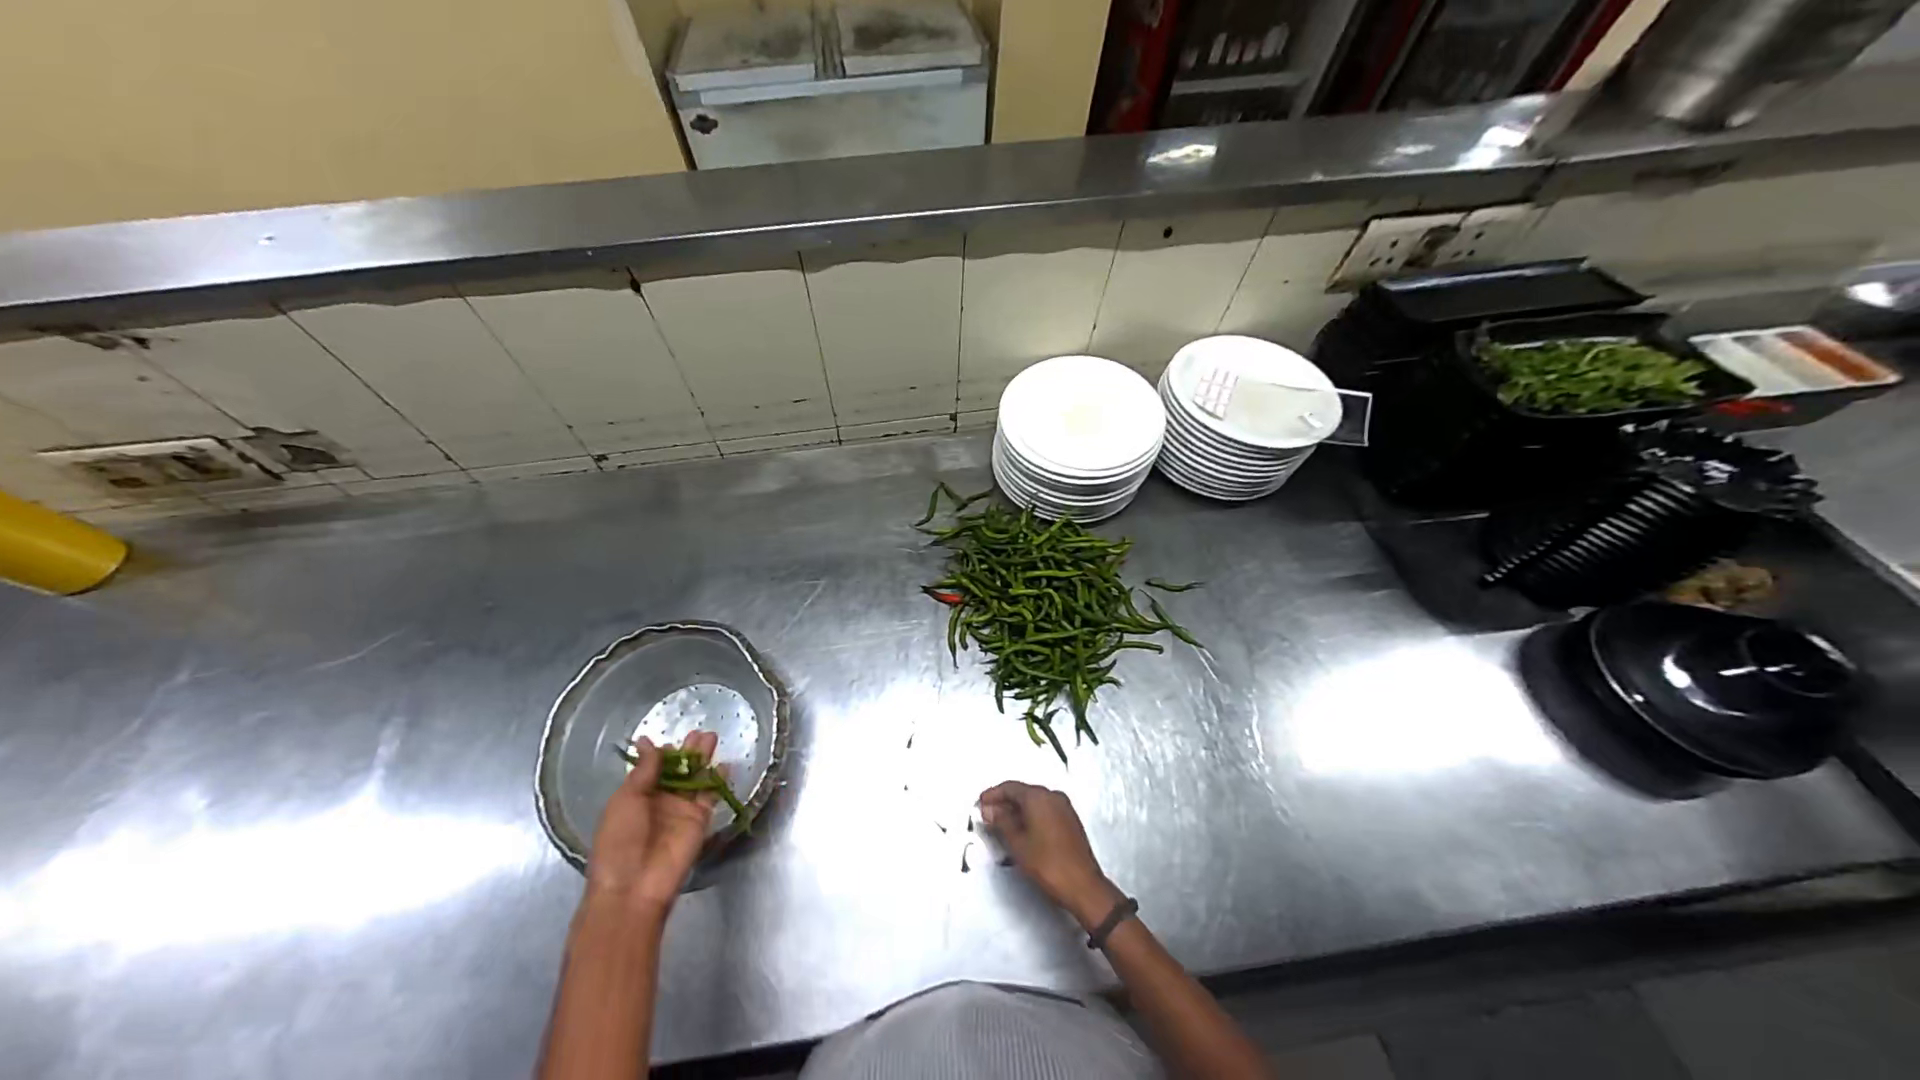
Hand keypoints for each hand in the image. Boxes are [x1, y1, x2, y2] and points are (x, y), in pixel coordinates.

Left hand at [585, 732, 717, 919]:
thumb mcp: (626, 799)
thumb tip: (647, 741)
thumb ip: (644, 770)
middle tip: (700, 731)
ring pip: (695, 778)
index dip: (662, 754)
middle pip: (678, 770)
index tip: (671, 741)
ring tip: (711, 737)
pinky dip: (718, 780)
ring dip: (703, 759)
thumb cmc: (620, 840)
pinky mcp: (700, 820)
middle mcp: (660, 801)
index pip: (653, 769)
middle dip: (688, 751)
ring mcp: (681, 810)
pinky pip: (710, 796)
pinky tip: (724, 764)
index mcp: (636, 796)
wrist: (635, 885)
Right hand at [979, 781, 1125, 929]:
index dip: (993, 794)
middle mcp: (1053, 796)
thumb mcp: (1017, 843)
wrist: (1082, 885)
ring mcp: (1064, 807)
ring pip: (1035, 802)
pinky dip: (1031, 815)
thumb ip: (1001, 821)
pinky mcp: (1070, 820)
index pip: (1010, 787)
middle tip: (988, 814)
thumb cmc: (1047, 864)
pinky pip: (1045, 810)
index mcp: (1039, 797)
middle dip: (1004, 802)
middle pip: (1023, 792)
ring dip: (1018, 810)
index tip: (980, 802)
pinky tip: (1022, 830)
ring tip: (1002, 824)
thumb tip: (990, 809)